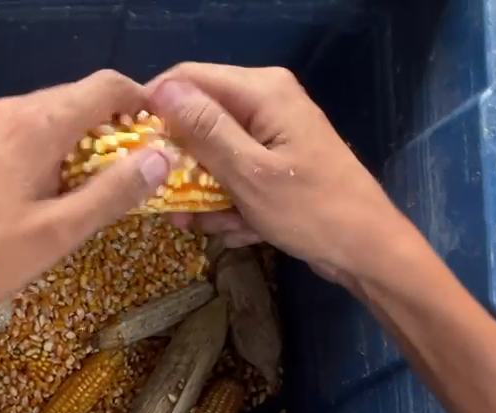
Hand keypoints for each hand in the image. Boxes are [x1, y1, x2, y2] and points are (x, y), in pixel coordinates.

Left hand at [0, 70, 172, 313]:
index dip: (142, 106)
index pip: (106, 88)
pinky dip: (59, 151)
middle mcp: (16, 110)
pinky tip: (62, 190)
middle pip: (82, 99)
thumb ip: (112, 193)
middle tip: (139, 172)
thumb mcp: (60, 232)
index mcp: (38, 123)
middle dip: (117, 129)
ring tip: (103, 188)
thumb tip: (161, 159)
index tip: (164, 137)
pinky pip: (33, 133)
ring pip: (57, 116)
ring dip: (87, 143)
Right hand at [145, 64, 424, 282]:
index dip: (155, 110)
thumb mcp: (250, 173)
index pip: (189, 79)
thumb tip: (162, 90)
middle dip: (182, 164)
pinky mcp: (275, 167)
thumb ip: (206, 131)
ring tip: (212, 226)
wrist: (363, 250)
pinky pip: (236, 180)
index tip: (132, 151)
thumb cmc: (310, 210)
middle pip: (200, 121)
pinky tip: (244, 231)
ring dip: (207, 196)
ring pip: (215, 158)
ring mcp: (272, 137)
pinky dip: (233, 208)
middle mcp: (266, 104)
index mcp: (261, 92)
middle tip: (168, 203)